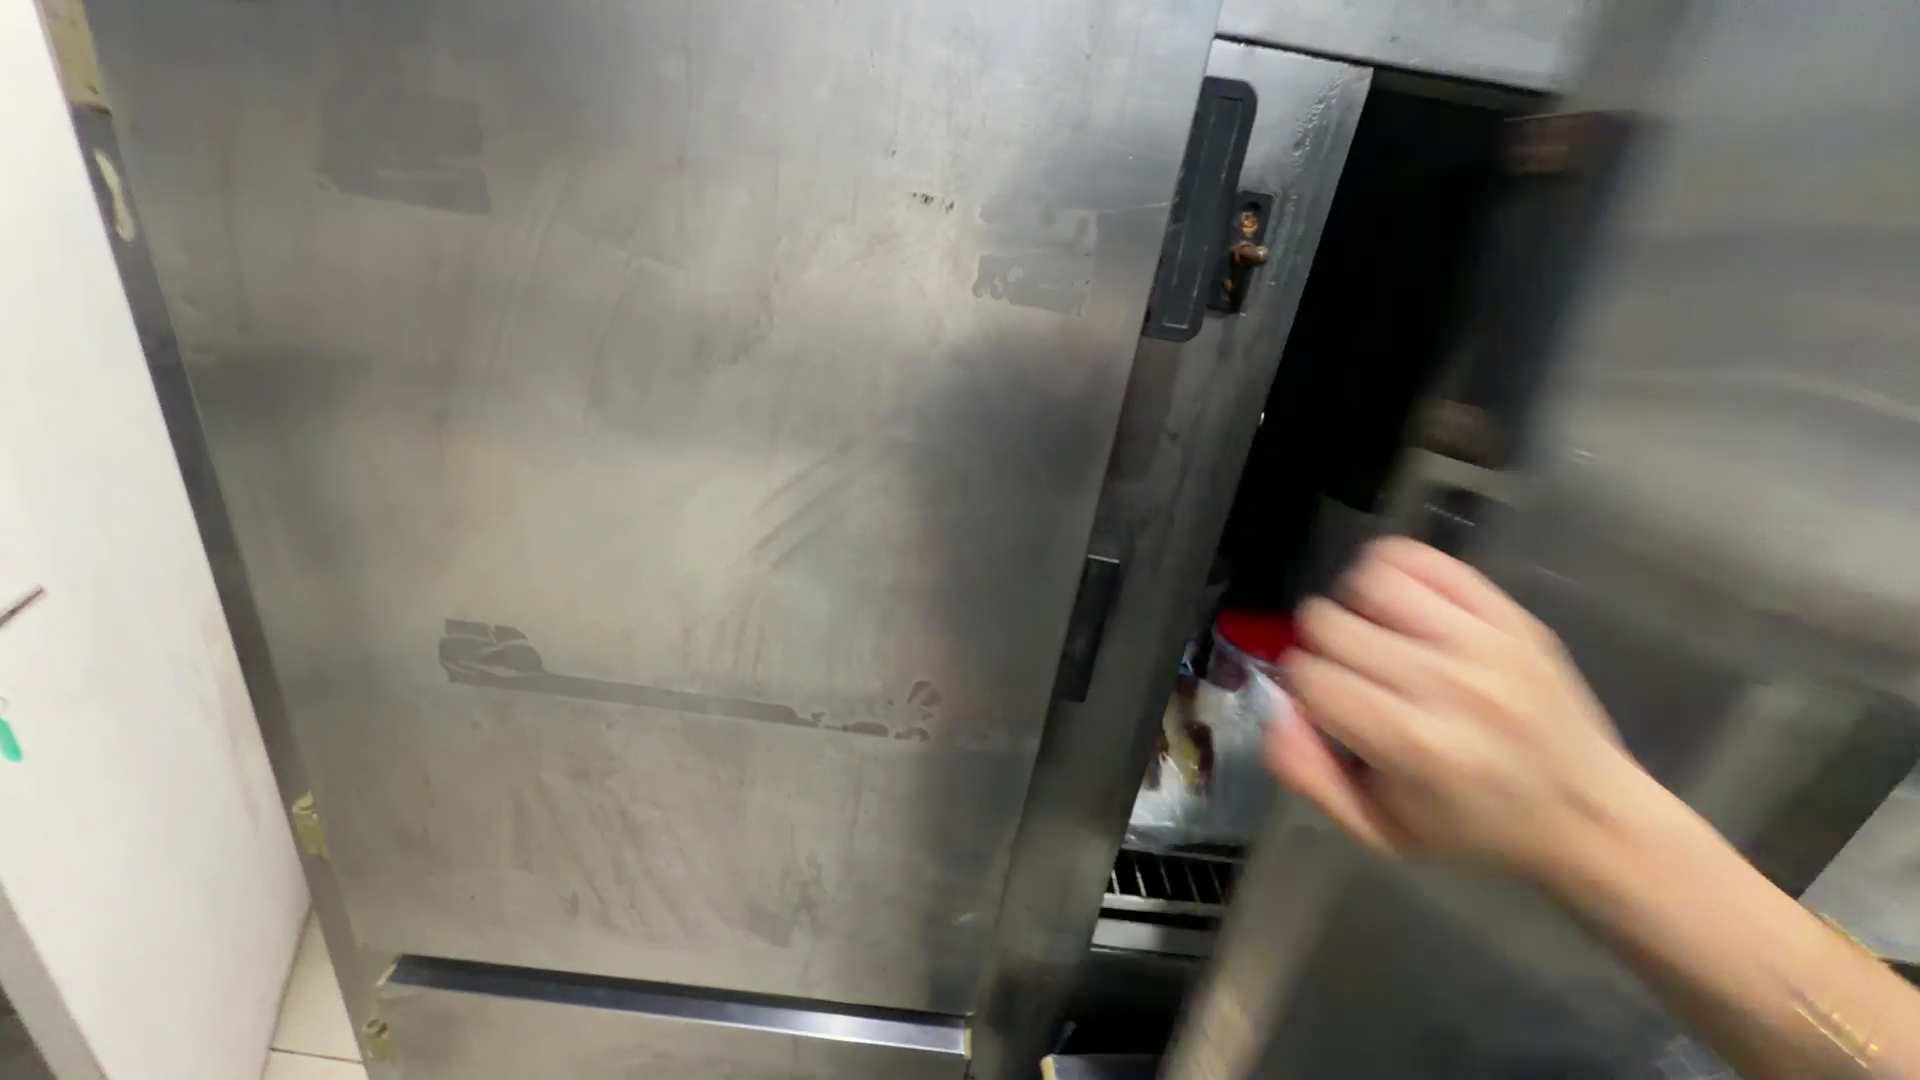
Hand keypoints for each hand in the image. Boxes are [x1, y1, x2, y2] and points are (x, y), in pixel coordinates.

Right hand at [1265, 537, 1655, 880]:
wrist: (1589, 814)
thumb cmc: (1471, 827)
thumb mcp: (1378, 830)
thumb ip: (1308, 773)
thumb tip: (1275, 708)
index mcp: (1412, 742)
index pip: (1310, 676)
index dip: (1303, 689)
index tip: (1327, 708)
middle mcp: (1447, 683)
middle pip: (1329, 624)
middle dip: (1323, 650)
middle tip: (1352, 676)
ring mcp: (1483, 640)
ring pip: (1367, 582)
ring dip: (1355, 609)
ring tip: (1375, 638)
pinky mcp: (1507, 614)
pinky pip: (1421, 560)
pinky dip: (1392, 575)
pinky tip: (1400, 609)